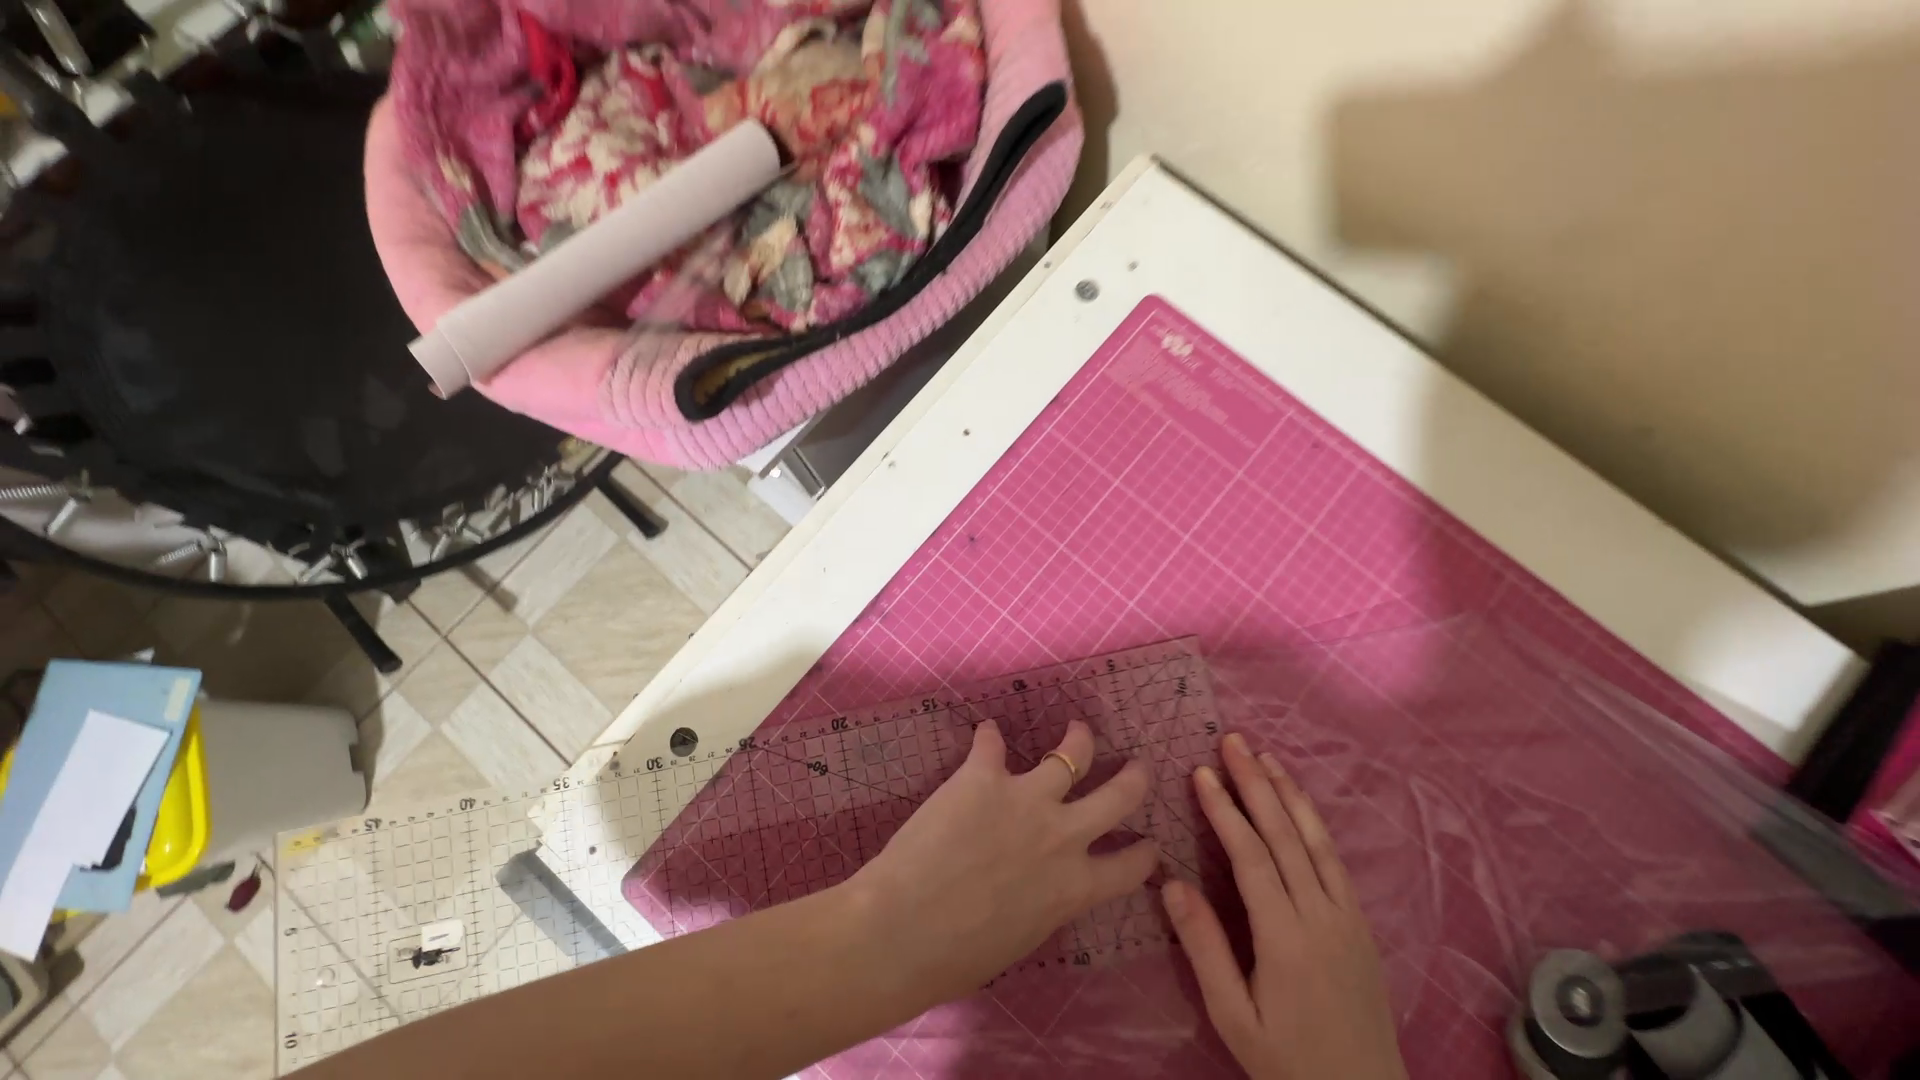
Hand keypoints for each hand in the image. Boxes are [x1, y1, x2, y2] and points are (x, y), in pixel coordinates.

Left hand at [846, 719, 1159, 1002]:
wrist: (905, 929)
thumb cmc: (958, 958)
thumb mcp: (1022, 939)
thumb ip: (1042, 905)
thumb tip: (1038, 890)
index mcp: (1075, 888)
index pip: (1130, 868)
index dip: (1144, 855)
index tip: (1149, 845)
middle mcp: (1063, 836)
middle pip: (1119, 796)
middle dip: (1134, 780)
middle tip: (1138, 768)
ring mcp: (1025, 799)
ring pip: (1072, 754)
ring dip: (1079, 740)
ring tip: (1079, 730)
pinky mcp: (983, 776)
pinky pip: (992, 744)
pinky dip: (989, 737)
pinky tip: (987, 731)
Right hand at [1164, 733, 1407, 1079]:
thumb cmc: (1286, 1061)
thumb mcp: (1232, 1015)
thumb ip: (1204, 947)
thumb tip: (1171, 882)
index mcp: (1285, 937)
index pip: (1250, 856)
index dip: (1224, 810)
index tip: (1202, 772)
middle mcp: (1322, 916)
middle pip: (1285, 835)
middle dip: (1255, 783)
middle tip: (1233, 741)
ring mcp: (1349, 918)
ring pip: (1316, 840)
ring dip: (1289, 793)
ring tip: (1265, 757)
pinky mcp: (1362, 926)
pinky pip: (1335, 861)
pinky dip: (1314, 824)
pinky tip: (1299, 806)